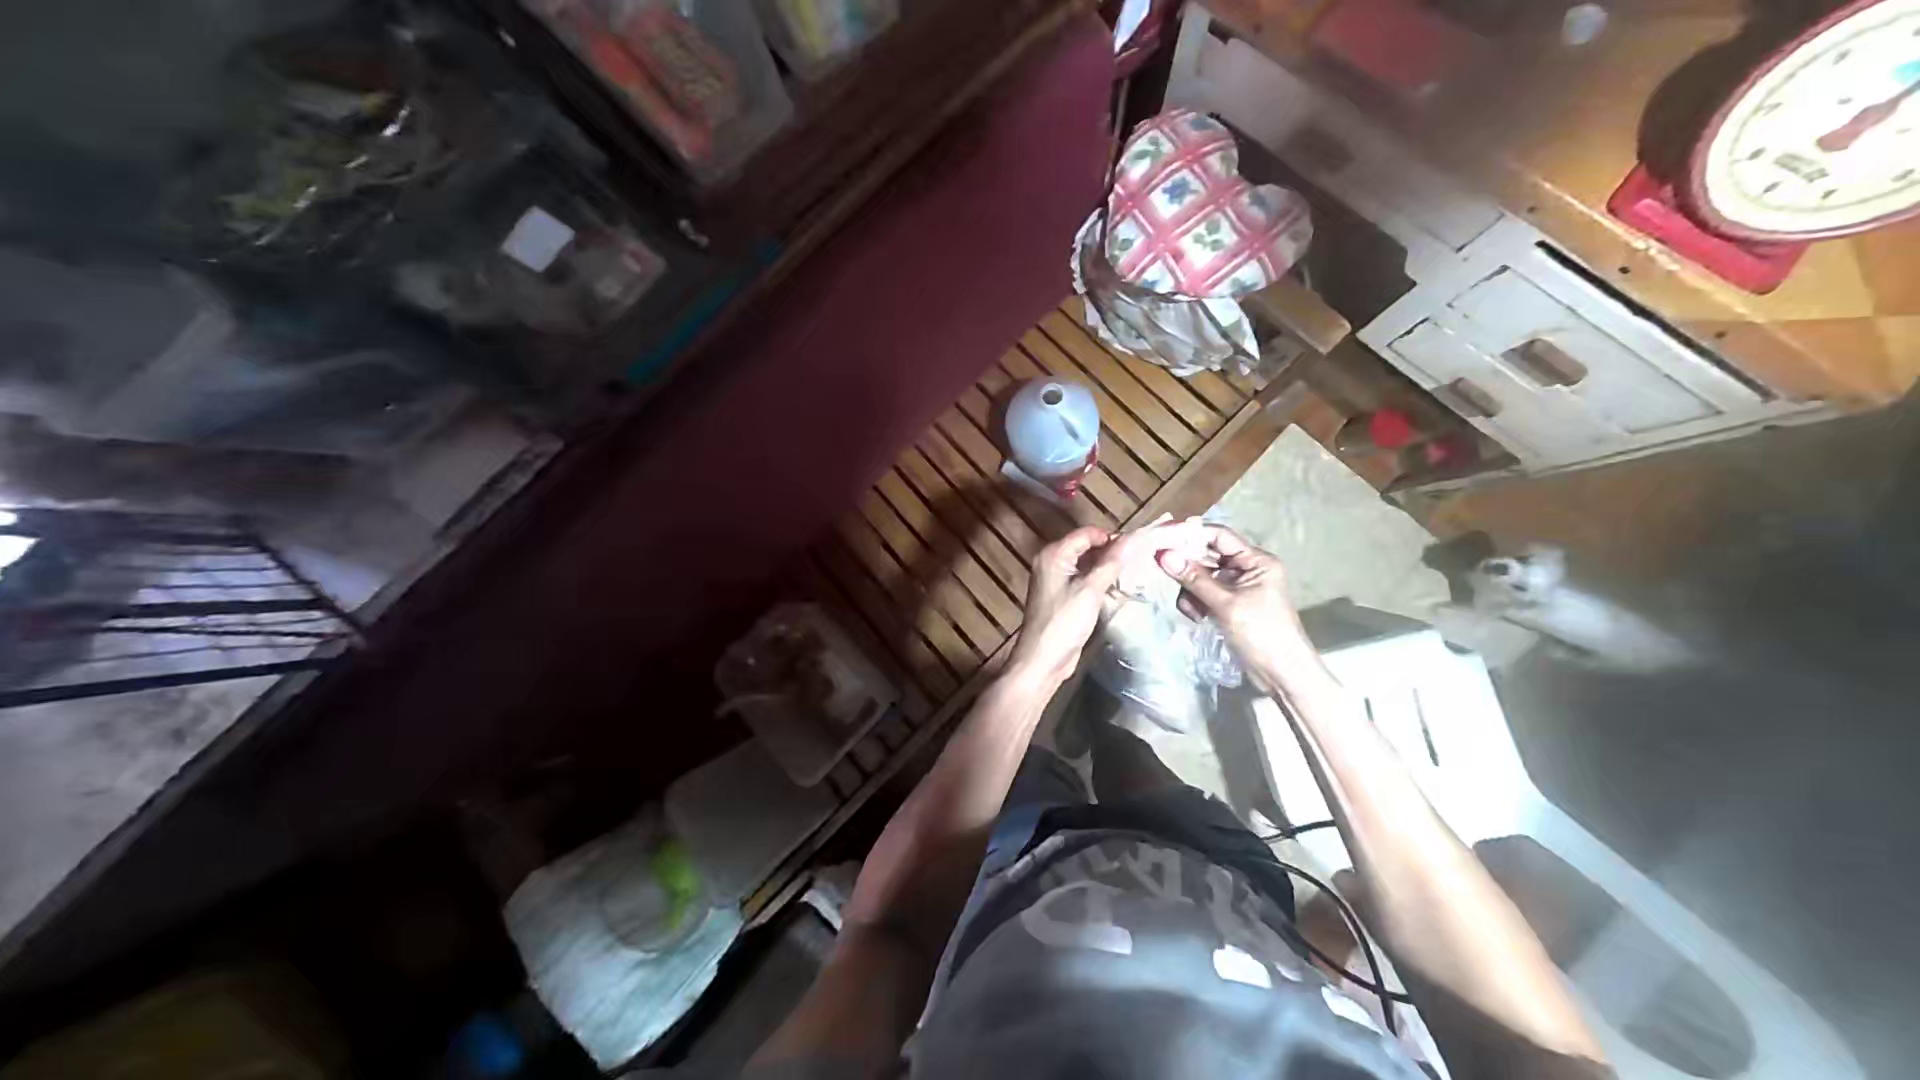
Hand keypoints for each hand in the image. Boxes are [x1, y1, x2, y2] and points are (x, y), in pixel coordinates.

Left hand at [1006, 526, 1122, 687]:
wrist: (1041, 660)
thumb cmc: (1063, 623)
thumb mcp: (1090, 591)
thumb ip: (1112, 562)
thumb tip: (1135, 537)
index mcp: (1053, 554)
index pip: (1087, 533)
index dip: (1112, 537)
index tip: (1137, 548)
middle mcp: (1051, 561)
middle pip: (1086, 546)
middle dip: (1111, 552)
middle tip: (1138, 562)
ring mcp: (1054, 579)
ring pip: (1086, 563)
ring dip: (1107, 568)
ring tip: (1132, 575)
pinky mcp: (1061, 595)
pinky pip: (1083, 579)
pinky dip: (1099, 581)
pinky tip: (1117, 589)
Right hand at [1155, 524, 1315, 674]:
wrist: (1282, 674)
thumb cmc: (1262, 633)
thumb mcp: (1226, 604)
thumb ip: (1195, 579)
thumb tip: (1164, 555)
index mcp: (1256, 561)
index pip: (1218, 536)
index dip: (1190, 533)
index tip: (1162, 536)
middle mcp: (1246, 569)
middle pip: (1206, 555)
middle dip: (1186, 566)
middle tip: (1161, 569)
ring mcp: (1237, 587)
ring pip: (1201, 576)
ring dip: (1190, 591)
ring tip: (1193, 611)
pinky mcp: (1228, 604)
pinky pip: (1203, 594)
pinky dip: (1195, 603)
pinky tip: (1197, 617)